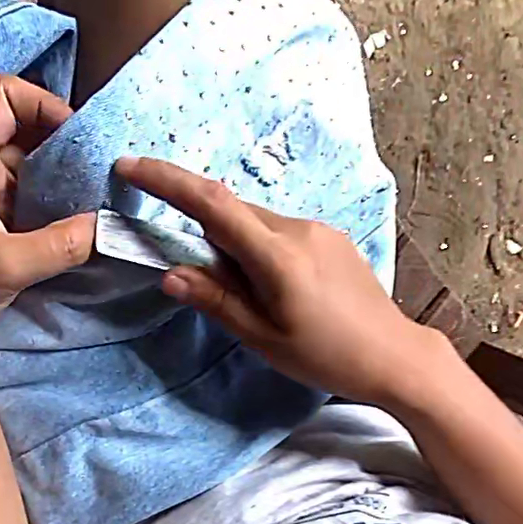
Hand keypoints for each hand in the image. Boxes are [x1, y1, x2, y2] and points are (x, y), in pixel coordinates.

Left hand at [0, 76, 95, 364]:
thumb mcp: (7, 266)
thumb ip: (62, 244)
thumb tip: (110, 225)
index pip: (4, 96)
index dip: (46, 105)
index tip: (82, 141)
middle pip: (26, 127)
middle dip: (66, 144)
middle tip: (102, 172)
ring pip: (35, 164)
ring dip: (67, 177)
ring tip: (100, 196)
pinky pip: (36, 196)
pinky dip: (60, 202)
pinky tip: (84, 218)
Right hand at [116, 157, 446, 405]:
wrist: (394, 355)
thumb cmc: (327, 356)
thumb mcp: (264, 338)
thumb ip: (218, 301)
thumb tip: (172, 275)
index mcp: (277, 256)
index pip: (211, 204)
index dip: (166, 181)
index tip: (129, 166)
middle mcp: (298, 230)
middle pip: (232, 212)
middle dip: (201, 228)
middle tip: (198, 275)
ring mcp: (319, 230)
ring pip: (256, 222)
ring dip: (233, 243)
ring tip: (247, 293)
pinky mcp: (331, 238)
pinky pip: (280, 232)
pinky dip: (259, 247)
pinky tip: (272, 285)